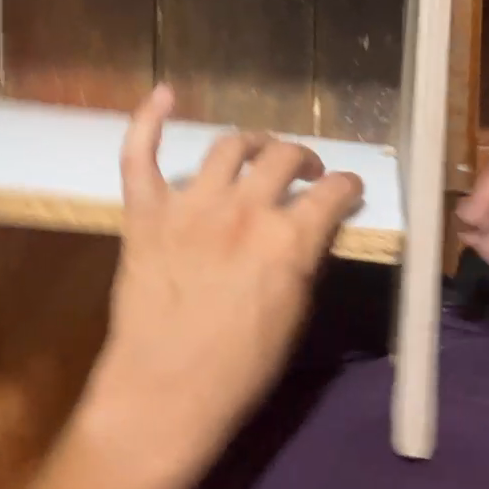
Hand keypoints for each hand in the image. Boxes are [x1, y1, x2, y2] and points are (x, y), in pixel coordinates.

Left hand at [76, 85, 364, 488]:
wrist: (163, 394)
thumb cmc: (240, 371)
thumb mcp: (296, 316)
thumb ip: (306, 262)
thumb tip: (311, 232)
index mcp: (289, 239)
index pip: (333, 192)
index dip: (347, 186)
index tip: (349, 188)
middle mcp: (244, 210)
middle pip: (285, 157)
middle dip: (304, 159)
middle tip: (305, 172)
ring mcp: (190, 206)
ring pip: (230, 146)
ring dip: (254, 142)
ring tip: (259, 151)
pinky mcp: (146, 213)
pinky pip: (140, 155)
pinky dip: (149, 119)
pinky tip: (165, 93)